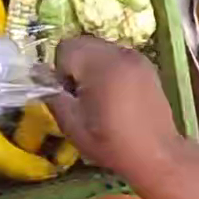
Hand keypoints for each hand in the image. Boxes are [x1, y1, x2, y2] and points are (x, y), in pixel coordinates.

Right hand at [46, 36, 183, 180]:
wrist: (157, 154)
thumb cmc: (111, 143)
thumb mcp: (73, 126)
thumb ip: (53, 97)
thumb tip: (41, 78)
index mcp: (101, 65)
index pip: (66, 47)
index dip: (61, 71)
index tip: (71, 95)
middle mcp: (120, 53)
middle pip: (83, 43)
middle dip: (76, 65)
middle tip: (82, 96)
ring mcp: (136, 56)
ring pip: (100, 48)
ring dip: (92, 66)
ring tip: (100, 96)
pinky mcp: (146, 64)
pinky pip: (117, 56)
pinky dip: (110, 68)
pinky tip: (116, 95)